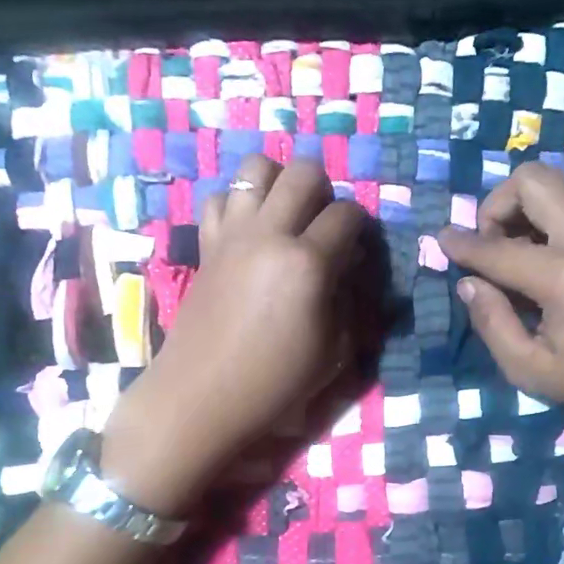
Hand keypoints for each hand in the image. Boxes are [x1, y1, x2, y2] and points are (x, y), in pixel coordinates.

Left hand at [103, 155, 368, 515]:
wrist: (203, 395)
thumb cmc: (274, 383)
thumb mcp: (333, 351)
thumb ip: (346, 300)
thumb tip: (344, 268)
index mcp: (307, 263)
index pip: (347, 216)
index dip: (360, 229)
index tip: (357, 251)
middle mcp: (269, 234)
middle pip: (304, 172)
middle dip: (324, 190)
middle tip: (323, 224)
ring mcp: (232, 234)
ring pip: (256, 167)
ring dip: (278, 182)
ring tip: (285, 215)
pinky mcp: (207, 244)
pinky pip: (220, 198)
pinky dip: (238, 203)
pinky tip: (248, 231)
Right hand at [439, 164, 563, 434]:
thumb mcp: (533, 372)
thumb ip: (493, 325)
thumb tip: (469, 284)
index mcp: (563, 277)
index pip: (496, 248)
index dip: (461, 245)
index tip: (442, 241)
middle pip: (531, 182)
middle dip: (497, 207)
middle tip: (492, 246)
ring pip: (562, 178)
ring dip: (531, 201)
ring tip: (526, 239)